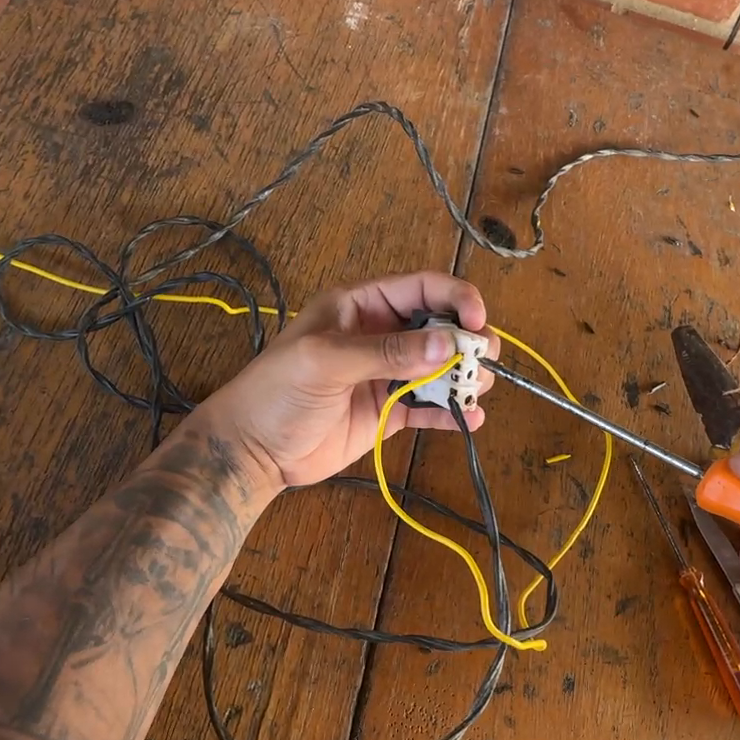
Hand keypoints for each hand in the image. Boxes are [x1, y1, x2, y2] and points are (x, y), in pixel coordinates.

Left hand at [185, 271, 496, 488]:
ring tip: (479, 388)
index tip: (478, 320)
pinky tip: (471, 420)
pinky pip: (427, 408)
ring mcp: (384, 376)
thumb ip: (386, 351)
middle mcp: (378, 336)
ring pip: (438, 368)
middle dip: (466, 339)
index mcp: (361, 307)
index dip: (455, 298)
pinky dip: (450, 413)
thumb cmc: (279, 392)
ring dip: (463, 376)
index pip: (419, 289)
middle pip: (437, 328)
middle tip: (485, 359)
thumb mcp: (327, 361)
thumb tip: (447, 346)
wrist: (254, 449)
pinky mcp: (387, 413)